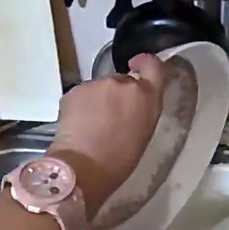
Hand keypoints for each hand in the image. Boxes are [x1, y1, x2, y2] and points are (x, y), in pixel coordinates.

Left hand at [48, 54, 165, 216]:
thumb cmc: (120, 160)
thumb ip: (141, 109)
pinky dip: (81, 106)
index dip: (145, 63)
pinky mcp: (75, 90)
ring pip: (100, 88)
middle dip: (118, 94)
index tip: (137, 65)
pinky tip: (79, 125)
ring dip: (99, 100)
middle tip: (112, 117)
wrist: (83, 167)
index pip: (153, 66)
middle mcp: (123, 83)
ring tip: (93, 125)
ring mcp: (97, 84)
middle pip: (123, 80)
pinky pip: (82, 94)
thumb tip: (131, 103)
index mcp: (147, 97)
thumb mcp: (143, 132)